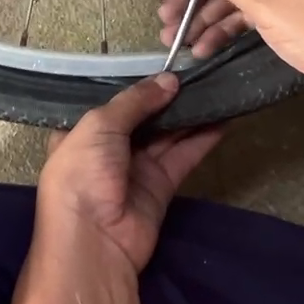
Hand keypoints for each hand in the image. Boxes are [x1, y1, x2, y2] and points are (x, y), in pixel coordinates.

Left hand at [35, 73, 222, 272]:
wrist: (93, 239)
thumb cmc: (83, 172)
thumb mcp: (99, 124)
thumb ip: (134, 101)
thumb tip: (169, 80)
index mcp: (81, 130)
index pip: (111, 102)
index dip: (135, 86)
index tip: (163, 65)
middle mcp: (108, 147)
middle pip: (142, 117)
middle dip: (166, 98)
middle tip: (196, 72)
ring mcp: (135, 167)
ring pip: (166, 135)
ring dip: (188, 115)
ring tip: (214, 88)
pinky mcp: (160, 186)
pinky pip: (183, 156)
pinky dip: (201, 139)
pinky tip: (222, 119)